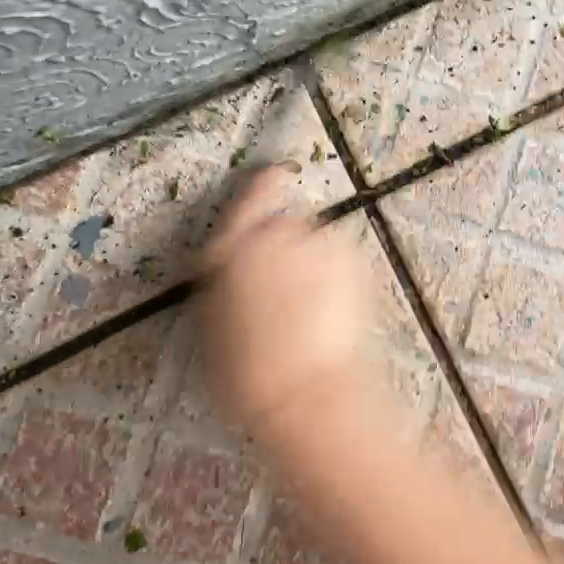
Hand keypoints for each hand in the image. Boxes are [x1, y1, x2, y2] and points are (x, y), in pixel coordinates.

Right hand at [198, 168, 376, 435]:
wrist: (306, 391)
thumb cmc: (246, 371)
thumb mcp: (211, 324)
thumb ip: (221, 280)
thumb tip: (230, 264)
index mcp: (232, 250)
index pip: (247, 202)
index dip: (259, 188)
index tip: (272, 172)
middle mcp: (276, 235)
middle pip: (282, 226)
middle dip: (283, 247)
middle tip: (283, 292)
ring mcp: (319, 243)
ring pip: (315, 243)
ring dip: (312, 261)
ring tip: (308, 309)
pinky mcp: (352, 258)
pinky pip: (340, 258)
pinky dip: (336, 272)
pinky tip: (330, 309)